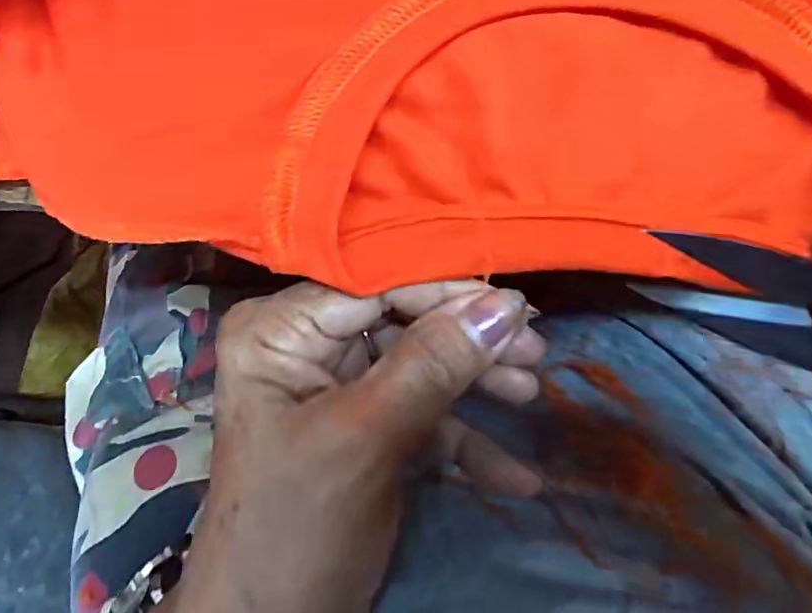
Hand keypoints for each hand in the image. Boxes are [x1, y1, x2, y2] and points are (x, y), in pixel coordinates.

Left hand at [166, 279, 544, 612]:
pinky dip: (460, 436)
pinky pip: (414, 409)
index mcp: (279, 329)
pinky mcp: (358, 423)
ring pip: (413, 361)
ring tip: (528, 391)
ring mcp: (331, 383)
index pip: (371, 285)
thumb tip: (503, 305)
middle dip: (464, 340)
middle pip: (398, 320)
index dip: (443, 290)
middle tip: (533, 349)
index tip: (513, 302)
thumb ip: (433, 365)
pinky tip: (512, 471)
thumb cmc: (296, 527)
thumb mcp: (365, 439)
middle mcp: (302, 343)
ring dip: (472, 381)